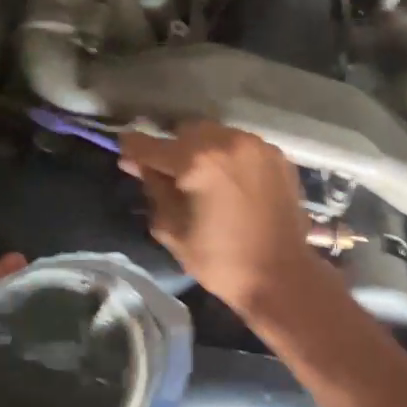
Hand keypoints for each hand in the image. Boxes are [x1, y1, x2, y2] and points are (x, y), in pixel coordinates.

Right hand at [118, 122, 332, 314]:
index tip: (126, 156)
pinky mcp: (277, 156)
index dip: (133, 150)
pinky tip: (231, 181)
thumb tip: (139, 165)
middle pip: (186, 131)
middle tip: (169, 174)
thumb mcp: (172, 228)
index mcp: (197, 161)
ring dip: (203, 149)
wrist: (280, 275)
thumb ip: (154, 189)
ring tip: (203, 178)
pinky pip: (243, 145)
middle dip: (173, 149)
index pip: (151, 145)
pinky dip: (230, 156)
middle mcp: (228, 141)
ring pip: (217, 134)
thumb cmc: (220, 260)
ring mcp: (257, 146)